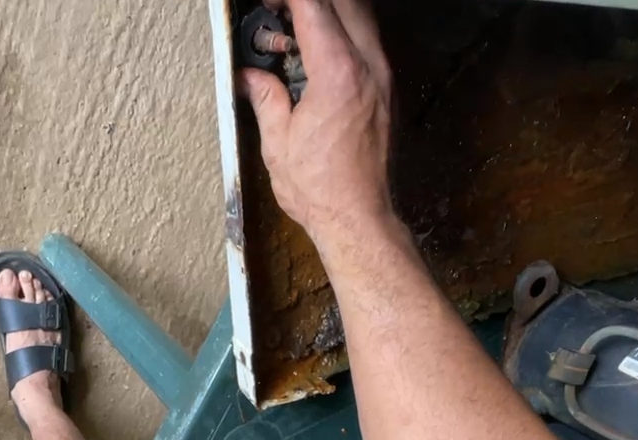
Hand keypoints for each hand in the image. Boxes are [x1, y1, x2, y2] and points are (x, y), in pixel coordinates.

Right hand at [241, 0, 395, 248]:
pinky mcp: (388, 93)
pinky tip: (321, 57)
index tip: (267, 3)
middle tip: (280, 13)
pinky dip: (345, 35)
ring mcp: (384, 77)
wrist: (358, 219)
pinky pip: (370, 44)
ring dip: (331, 13)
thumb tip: (250, 77)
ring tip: (299, 32)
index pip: (313, 5)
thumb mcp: (279, 143)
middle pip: (345, 1)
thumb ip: (266, 98)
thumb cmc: (321, 190)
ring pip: (362, 17)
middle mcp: (368, 65)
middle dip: (309, 1)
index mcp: (337, 72)